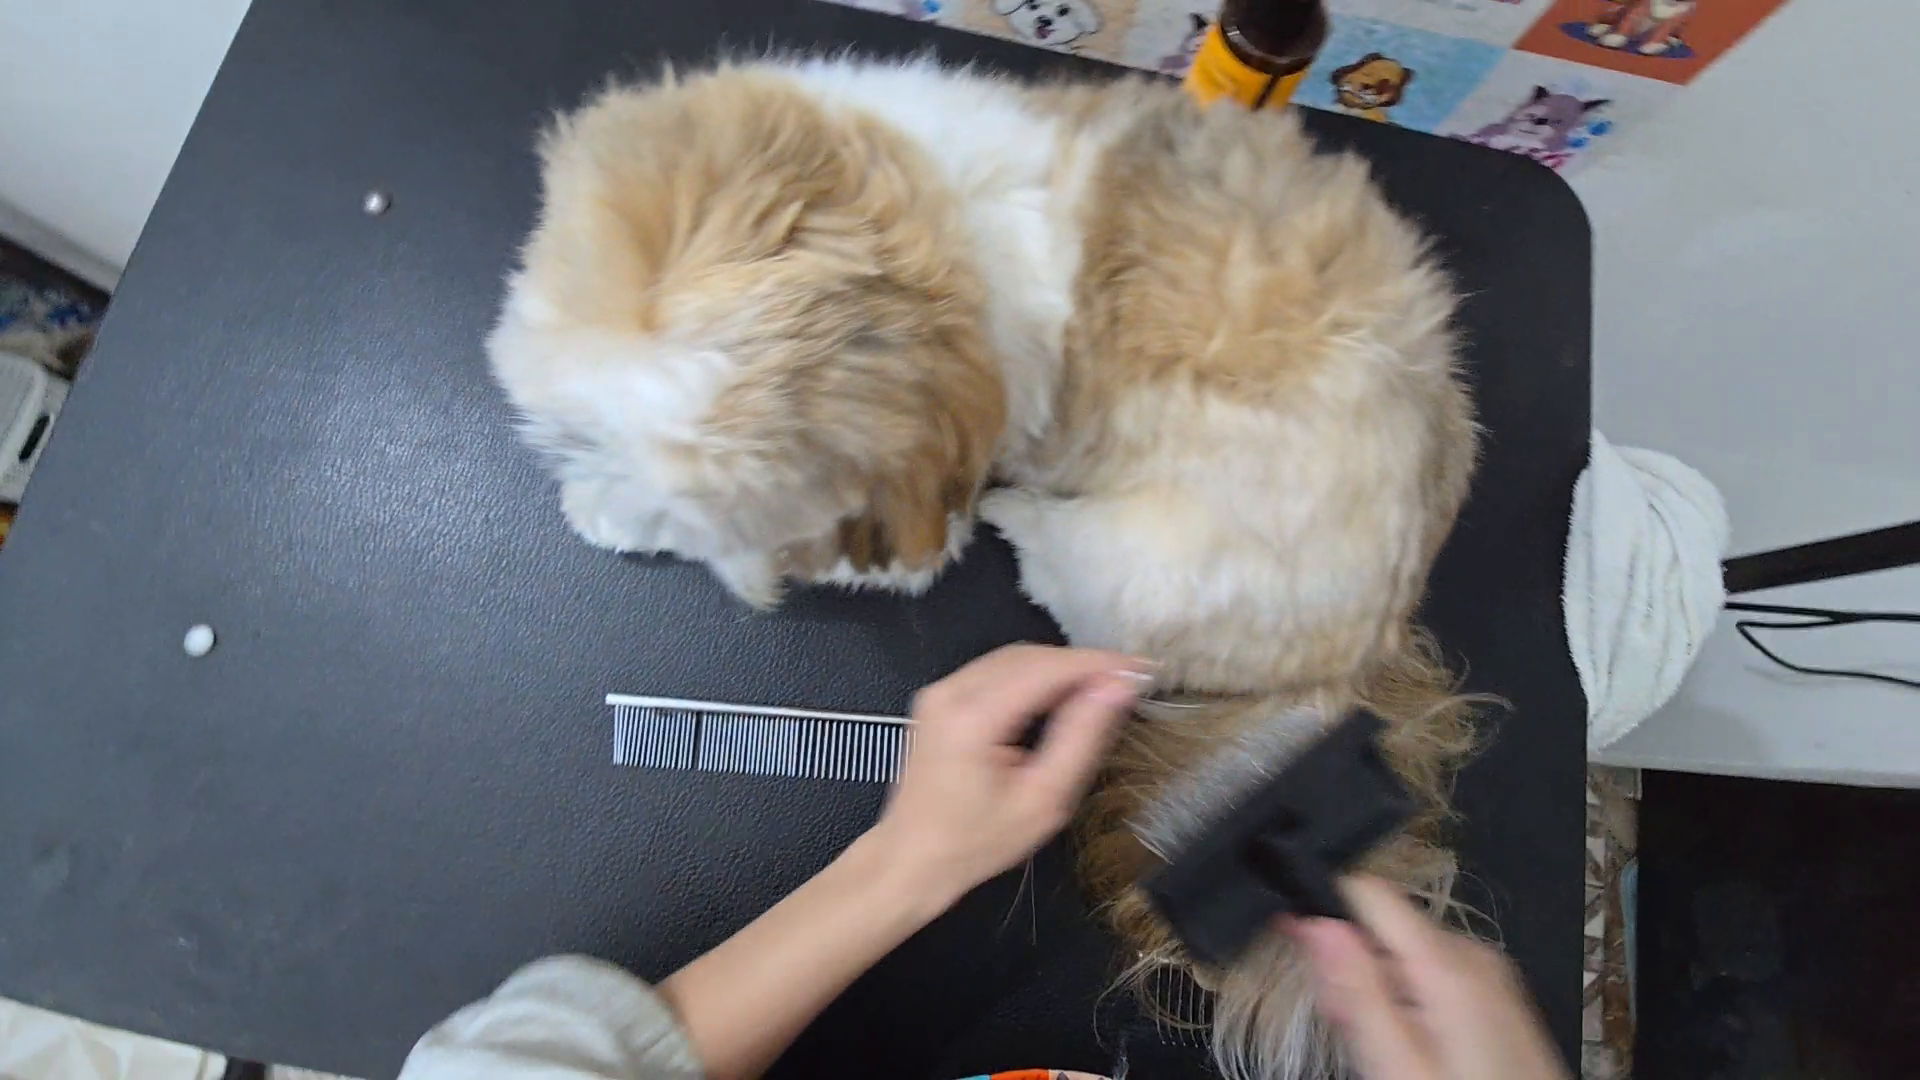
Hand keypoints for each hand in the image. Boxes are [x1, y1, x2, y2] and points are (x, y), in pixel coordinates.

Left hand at [870, 644, 1148, 906]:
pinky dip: (1033, 675)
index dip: (1098, 664)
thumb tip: (1116, 690)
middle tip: (1125, 683)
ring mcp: (941, 690)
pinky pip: (995, 670)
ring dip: (1058, 668)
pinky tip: (1059, 694)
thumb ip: (1081, 738)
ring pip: (1013, 658)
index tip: (1140, 669)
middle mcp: (952, 690)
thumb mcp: (1043, 800)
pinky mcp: (940, 697)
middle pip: (1030, 656)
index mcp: (974, 715)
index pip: (1047, 669)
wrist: (911, 858)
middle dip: (1081, 664)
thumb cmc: (977, 842)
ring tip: (1101, 688)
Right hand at [1289, 875, 1571, 1079]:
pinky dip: (1405, 990)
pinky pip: (1430, 965)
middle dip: (1351, 960)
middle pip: (1381, 920)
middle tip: (1344, 1019)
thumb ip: (1355, 989)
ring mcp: (1488, 972)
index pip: (1365, 887)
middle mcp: (1471, 951)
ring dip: (1374, 978)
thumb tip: (1314, 921)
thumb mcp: (1396, 1063)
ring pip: (1401, 944)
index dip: (1326, 910)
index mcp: (1446, 961)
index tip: (1311, 957)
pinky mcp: (1495, 991)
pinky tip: (1406, 1035)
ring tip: (1375, 1037)